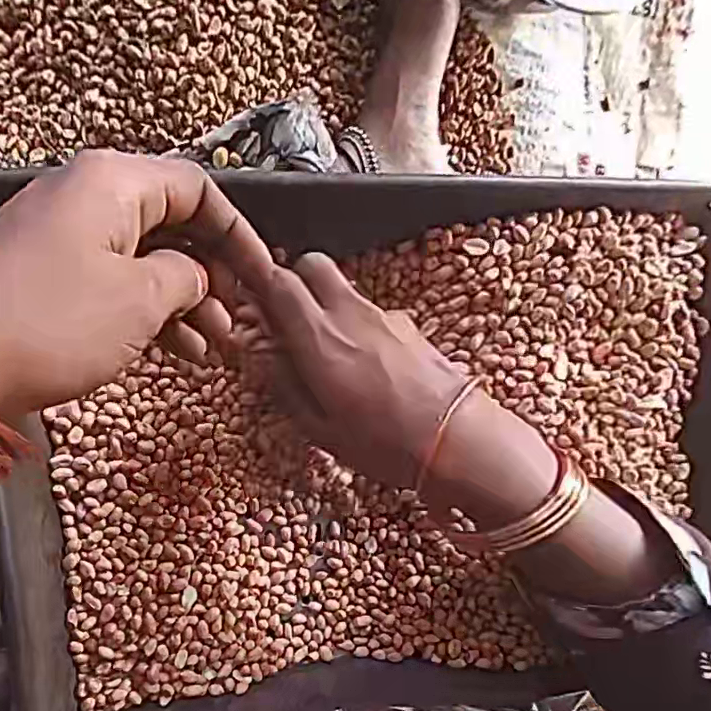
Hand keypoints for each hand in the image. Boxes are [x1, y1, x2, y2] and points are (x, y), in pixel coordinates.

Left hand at [0, 151, 278, 418]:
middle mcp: (85, 197)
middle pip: (170, 225)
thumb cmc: (52, 321)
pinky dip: (145, 313)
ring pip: (142, 260)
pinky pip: (111, 284)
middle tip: (235, 322)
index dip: (237, 234)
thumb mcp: (139, 299)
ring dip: (182, 302)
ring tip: (211, 347)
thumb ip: (185, 278)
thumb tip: (197, 275)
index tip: (262, 277)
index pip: (196, 188)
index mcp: (112, 182)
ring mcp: (61, 238)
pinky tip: (173, 349)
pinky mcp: (45, 278)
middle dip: (211, 274)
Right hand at [242, 253, 674, 603]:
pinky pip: (368, 311)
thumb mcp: (320, 428)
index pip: (279, 283)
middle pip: (312, 266)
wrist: (459, 441)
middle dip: (292, 282)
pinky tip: (363, 365)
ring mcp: (384, 317)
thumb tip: (263, 356)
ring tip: (326, 352)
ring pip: (341, 287)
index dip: (258, 284)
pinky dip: (354, 324)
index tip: (251, 304)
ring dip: (323, 305)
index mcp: (321, 341)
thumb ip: (285, 384)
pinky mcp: (408, 326)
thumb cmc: (385, 444)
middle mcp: (351, 316)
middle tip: (286, 319)